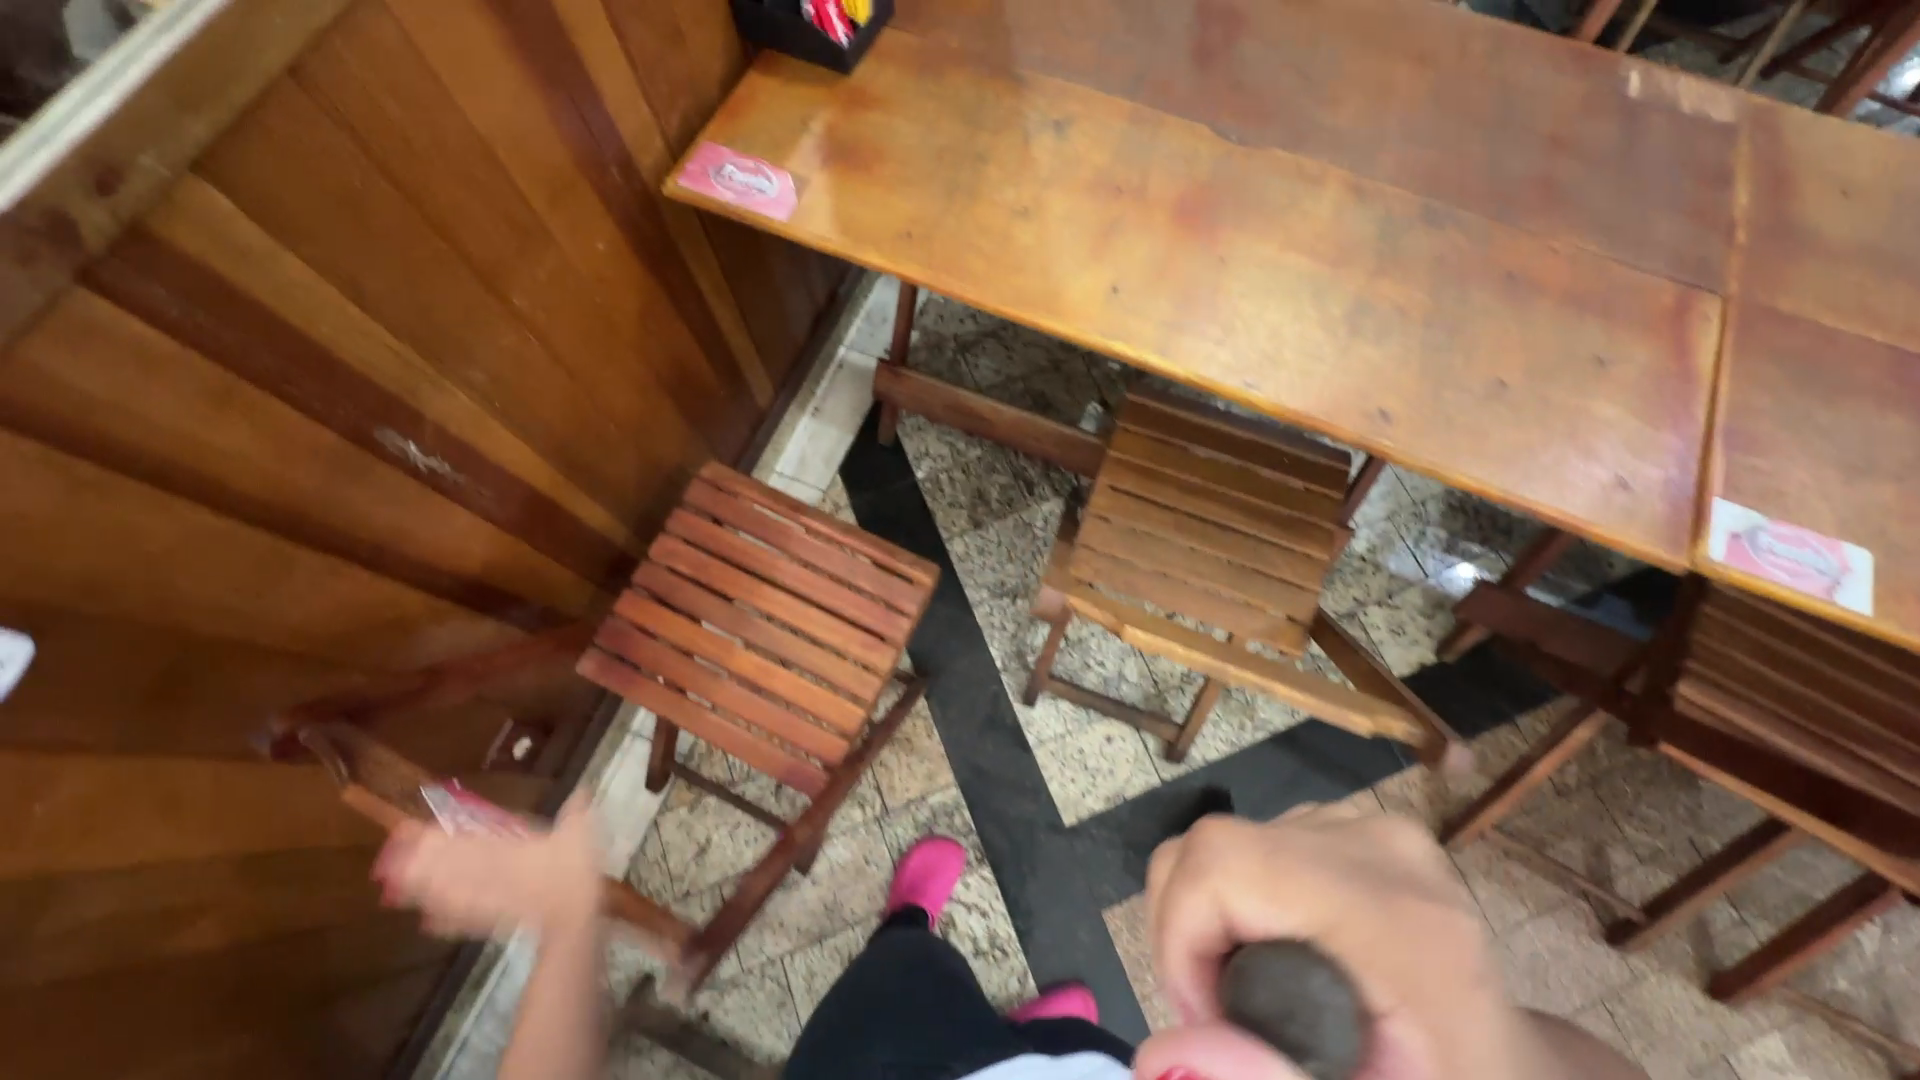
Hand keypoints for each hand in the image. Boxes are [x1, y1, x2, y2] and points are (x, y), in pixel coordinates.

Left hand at [373, 793, 603, 938]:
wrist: (572, 918)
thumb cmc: (575, 872)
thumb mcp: (581, 834)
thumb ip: (577, 811)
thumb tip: (582, 789)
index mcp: (507, 848)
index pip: (466, 841)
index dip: (439, 837)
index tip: (415, 831)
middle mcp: (490, 872)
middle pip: (449, 867)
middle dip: (420, 864)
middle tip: (392, 859)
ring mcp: (487, 899)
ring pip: (449, 894)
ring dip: (422, 892)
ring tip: (396, 889)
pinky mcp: (491, 921)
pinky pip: (463, 921)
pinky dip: (444, 920)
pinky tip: (427, 921)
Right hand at [1136, 806, 1538, 1079]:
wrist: (1515, 1076)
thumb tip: (1161, 1057)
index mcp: (1395, 921)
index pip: (1222, 863)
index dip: (1180, 935)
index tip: (1205, 1021)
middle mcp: (1381, 848)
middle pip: (1210, 846)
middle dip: (1185, 935)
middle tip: (1220, 1019)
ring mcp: (1370, 826)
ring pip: (1219, 842)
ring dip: (1204, 920)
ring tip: (1249, 993)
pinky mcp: (1356, 823)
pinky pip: (1248, 843)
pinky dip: (1231, 901)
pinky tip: (1271, 955)